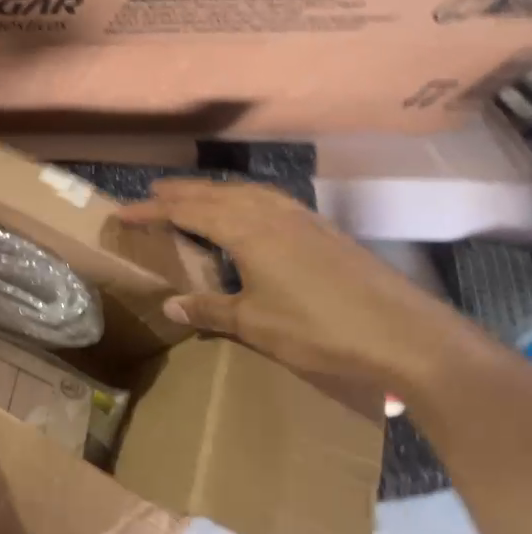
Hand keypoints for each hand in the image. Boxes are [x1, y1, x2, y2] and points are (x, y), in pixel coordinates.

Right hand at [119, 179, 464, 389]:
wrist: (414, 341)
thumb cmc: (321, 329)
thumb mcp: (254, 324)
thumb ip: (210, 309)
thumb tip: (169, 304)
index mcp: (244, 231)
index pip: (184, 211)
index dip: (149, 210)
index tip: (119, 213)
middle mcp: (271, 216)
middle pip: (215, 193)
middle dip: (181, 192)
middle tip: (153, 192)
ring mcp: (305, 222)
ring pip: (249, 193)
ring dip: (217, 191)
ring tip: (198, 196)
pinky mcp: (329, 234)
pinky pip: (274, 202)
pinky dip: (249, 199)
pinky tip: (253, 213)